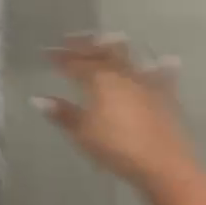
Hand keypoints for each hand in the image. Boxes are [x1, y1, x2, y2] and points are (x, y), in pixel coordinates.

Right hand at [35, 32, 193, 187]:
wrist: (166, 166)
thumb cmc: (118, 148)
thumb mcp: (83, 133)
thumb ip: (62, 114)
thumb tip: (38, 99)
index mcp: (98, 79)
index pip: (73, 63)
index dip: (59, 57)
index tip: (46, 53)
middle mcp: (121, 73)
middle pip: (99, 52)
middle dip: (84, 45)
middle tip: (71, 39)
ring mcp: (145, 82)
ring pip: (127, 56)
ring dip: (115, 46)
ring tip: (107, 38)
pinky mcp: (166, 96)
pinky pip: (162, 75)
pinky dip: (161, 65)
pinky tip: (167, 59)